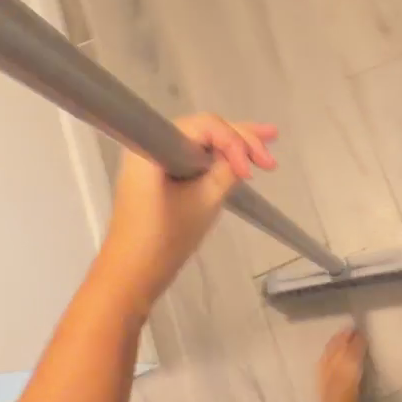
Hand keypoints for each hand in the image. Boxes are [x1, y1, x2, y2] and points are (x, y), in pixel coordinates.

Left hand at [96, 115, 277, 305]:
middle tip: (271, 152)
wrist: (131, 276)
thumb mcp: (204, 201)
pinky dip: (219, 156)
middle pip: (205, 129)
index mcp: (153, 147)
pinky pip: (195, 156)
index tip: (251, 172)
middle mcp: (151, 144)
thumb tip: (241, 155)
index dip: (234, 141)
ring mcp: (156, 159)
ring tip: (270, 138)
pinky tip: (245, 155)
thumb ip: (226, 170)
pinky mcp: (161, 174)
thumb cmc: (164, 239)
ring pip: (203, 141)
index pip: (205, 126)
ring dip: (235, 143)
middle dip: (241, 139)